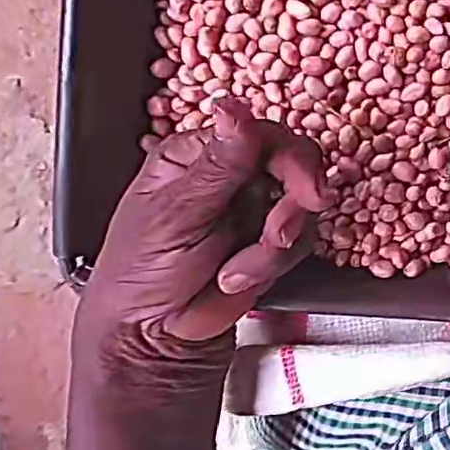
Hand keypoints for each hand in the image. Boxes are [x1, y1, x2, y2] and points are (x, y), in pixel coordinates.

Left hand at [74, 97, 333, 405]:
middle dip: (293, 204)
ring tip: (237, 270)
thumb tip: (232, 109)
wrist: (151, 340)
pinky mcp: (272, 240)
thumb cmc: (141, 274)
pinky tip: (239, 278)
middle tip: (280, 234)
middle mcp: (233, 174)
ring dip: (276, 244)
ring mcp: (256, 207)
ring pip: (302, 206)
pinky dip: (275, 263)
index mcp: (200, 155)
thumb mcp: (175, 215)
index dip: (293, 160)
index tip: (308, 190)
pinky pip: (301, 239)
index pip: (264, 136)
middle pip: (294, 165)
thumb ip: (217, 165)